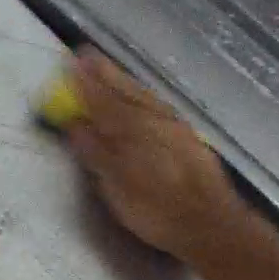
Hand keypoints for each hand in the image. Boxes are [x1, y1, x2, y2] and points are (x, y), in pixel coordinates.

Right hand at [64, 49, 248, 261]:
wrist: (210, 224)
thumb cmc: (157, 210)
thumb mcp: (117, 186)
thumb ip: (96, 152)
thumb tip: (76, 126)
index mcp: (132, 128)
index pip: (101, 101)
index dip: (83, 85)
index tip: (68, 64)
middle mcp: (155, 119)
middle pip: (126, 91)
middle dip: (105, 74)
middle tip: (87, 55)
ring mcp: (176, 127)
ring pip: (145, 97)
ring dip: (125, 83)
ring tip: (110, 72)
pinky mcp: (189, 139)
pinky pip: (159, 107)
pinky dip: (144, 98)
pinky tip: (142, 101)